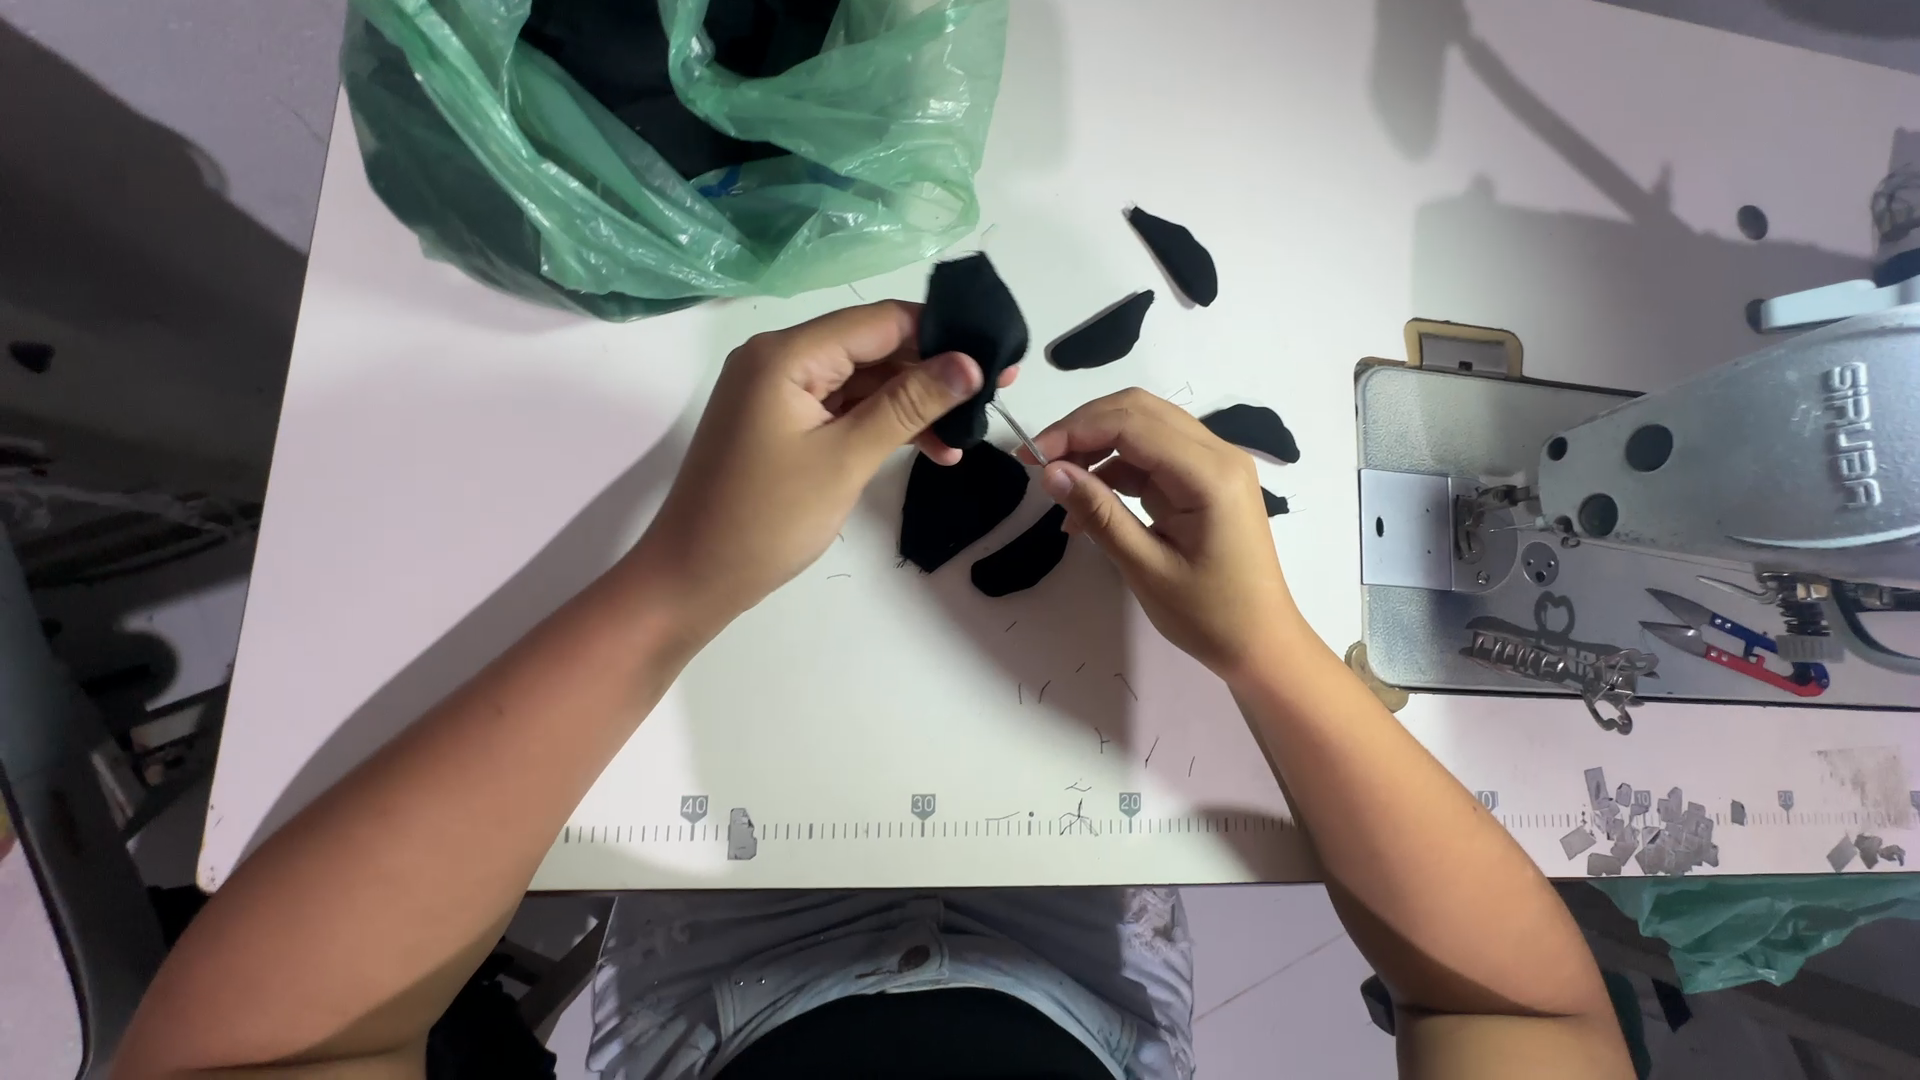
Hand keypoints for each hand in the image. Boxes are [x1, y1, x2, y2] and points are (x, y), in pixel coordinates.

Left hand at [630, 301, 1016, 637]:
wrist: (696, 577)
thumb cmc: (767, 519)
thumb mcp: (845, 458)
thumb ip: (908, 405)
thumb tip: (969, 363)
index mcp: (787, 354)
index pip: (879, 322)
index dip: (941, 334)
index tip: (997, 359)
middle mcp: (781, 359)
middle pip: (873, 348)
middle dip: (932, 372)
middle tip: (995, 394)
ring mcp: (780, 393)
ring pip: (864, 383)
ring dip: (913, 406)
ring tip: (967, 433)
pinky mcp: (784, 424)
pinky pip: (845, 411)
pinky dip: (883, 426)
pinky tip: (931, 449)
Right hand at [1027, 388, 1301, 676]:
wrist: (1260, 642)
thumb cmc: (1209, 615)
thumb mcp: (1145, 568)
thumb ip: (1099, 514)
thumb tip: (1050, 473)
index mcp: (1210, 475)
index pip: (1132, 424)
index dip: (1076, 430)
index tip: (1031, 456)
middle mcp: (1218, 455)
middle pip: (1138, 411)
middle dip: (1083, 428)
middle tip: (1039, 461)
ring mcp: (1213, 465)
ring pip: (1143, 427)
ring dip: (1096, 445)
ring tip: (1058, 483)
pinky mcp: (1203, 481)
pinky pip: (1151, 456)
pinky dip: (1114, 470)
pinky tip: (1086, 504)